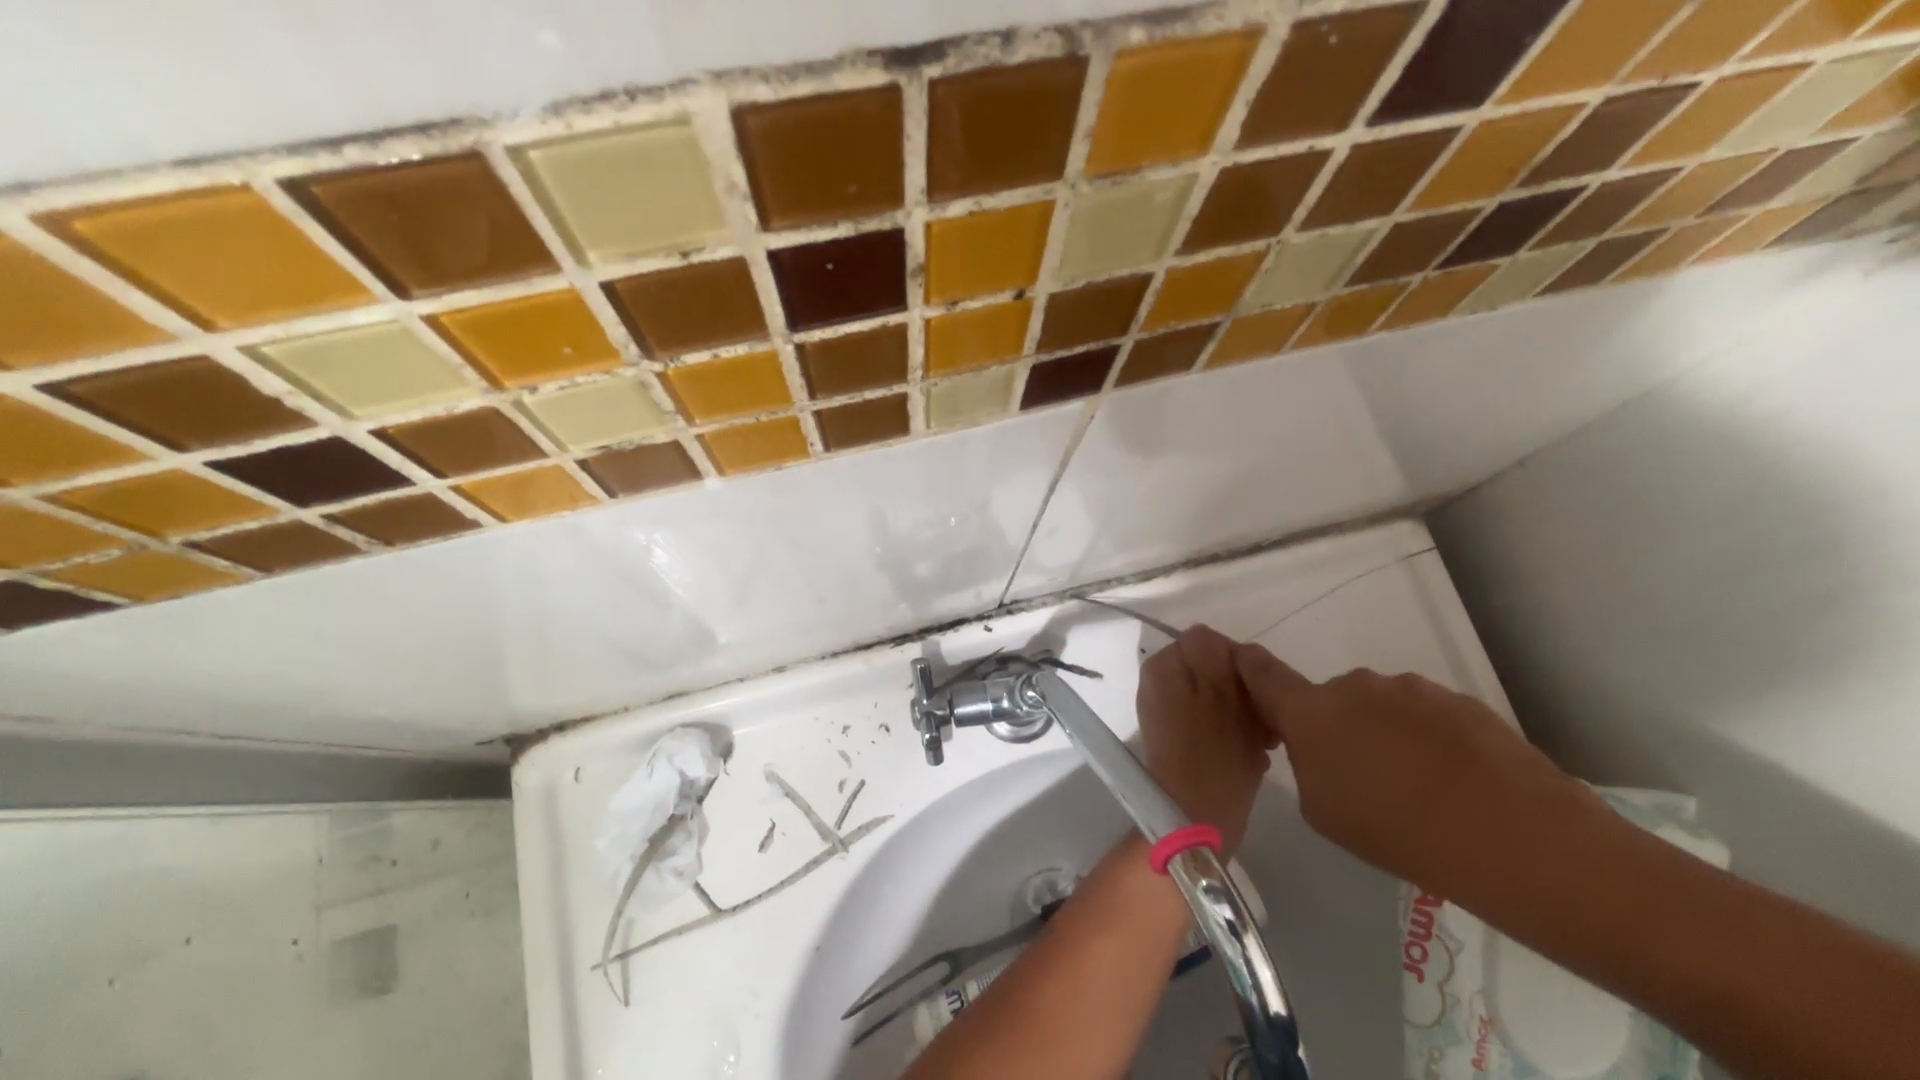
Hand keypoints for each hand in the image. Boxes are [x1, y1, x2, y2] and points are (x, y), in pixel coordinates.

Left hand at [1136, 626, 1277, 850]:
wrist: (1197, 820)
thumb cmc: (1215, 755)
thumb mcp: (1221, 693)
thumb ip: (1214, 655)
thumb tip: (1208, 636)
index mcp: (1164, 667)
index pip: (1212, 641)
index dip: (1242, 664)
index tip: (1261, 692)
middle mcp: (1159, 684)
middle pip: (1216, 669)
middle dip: (1245, 691)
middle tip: (1267, 723)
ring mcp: (1169, 712)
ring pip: (1221, 697)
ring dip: (1246, 714)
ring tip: (1263, 742)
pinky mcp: (1181, 739)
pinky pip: (1214, 721)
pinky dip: (1235, 733)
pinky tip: (1253, 754)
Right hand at [1232, 644, 1603, 894]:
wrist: (1504, 828)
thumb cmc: (1393, 828)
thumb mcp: (1323, 810)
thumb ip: (1309, 767)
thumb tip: (1324, 749)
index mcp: (1311, 712)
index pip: (1265, 673)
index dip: (1249, 665)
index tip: (1239, 657)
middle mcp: (1355, 686)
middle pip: (1332, 701)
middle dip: (1339, 729)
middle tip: (1363, 779)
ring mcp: (1410, 689)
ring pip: (1382, 709)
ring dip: (1387, 736)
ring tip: (1418, 788)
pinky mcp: (1458, 700)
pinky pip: (1426, 718)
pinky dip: (1429, 742)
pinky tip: (1453, 783)